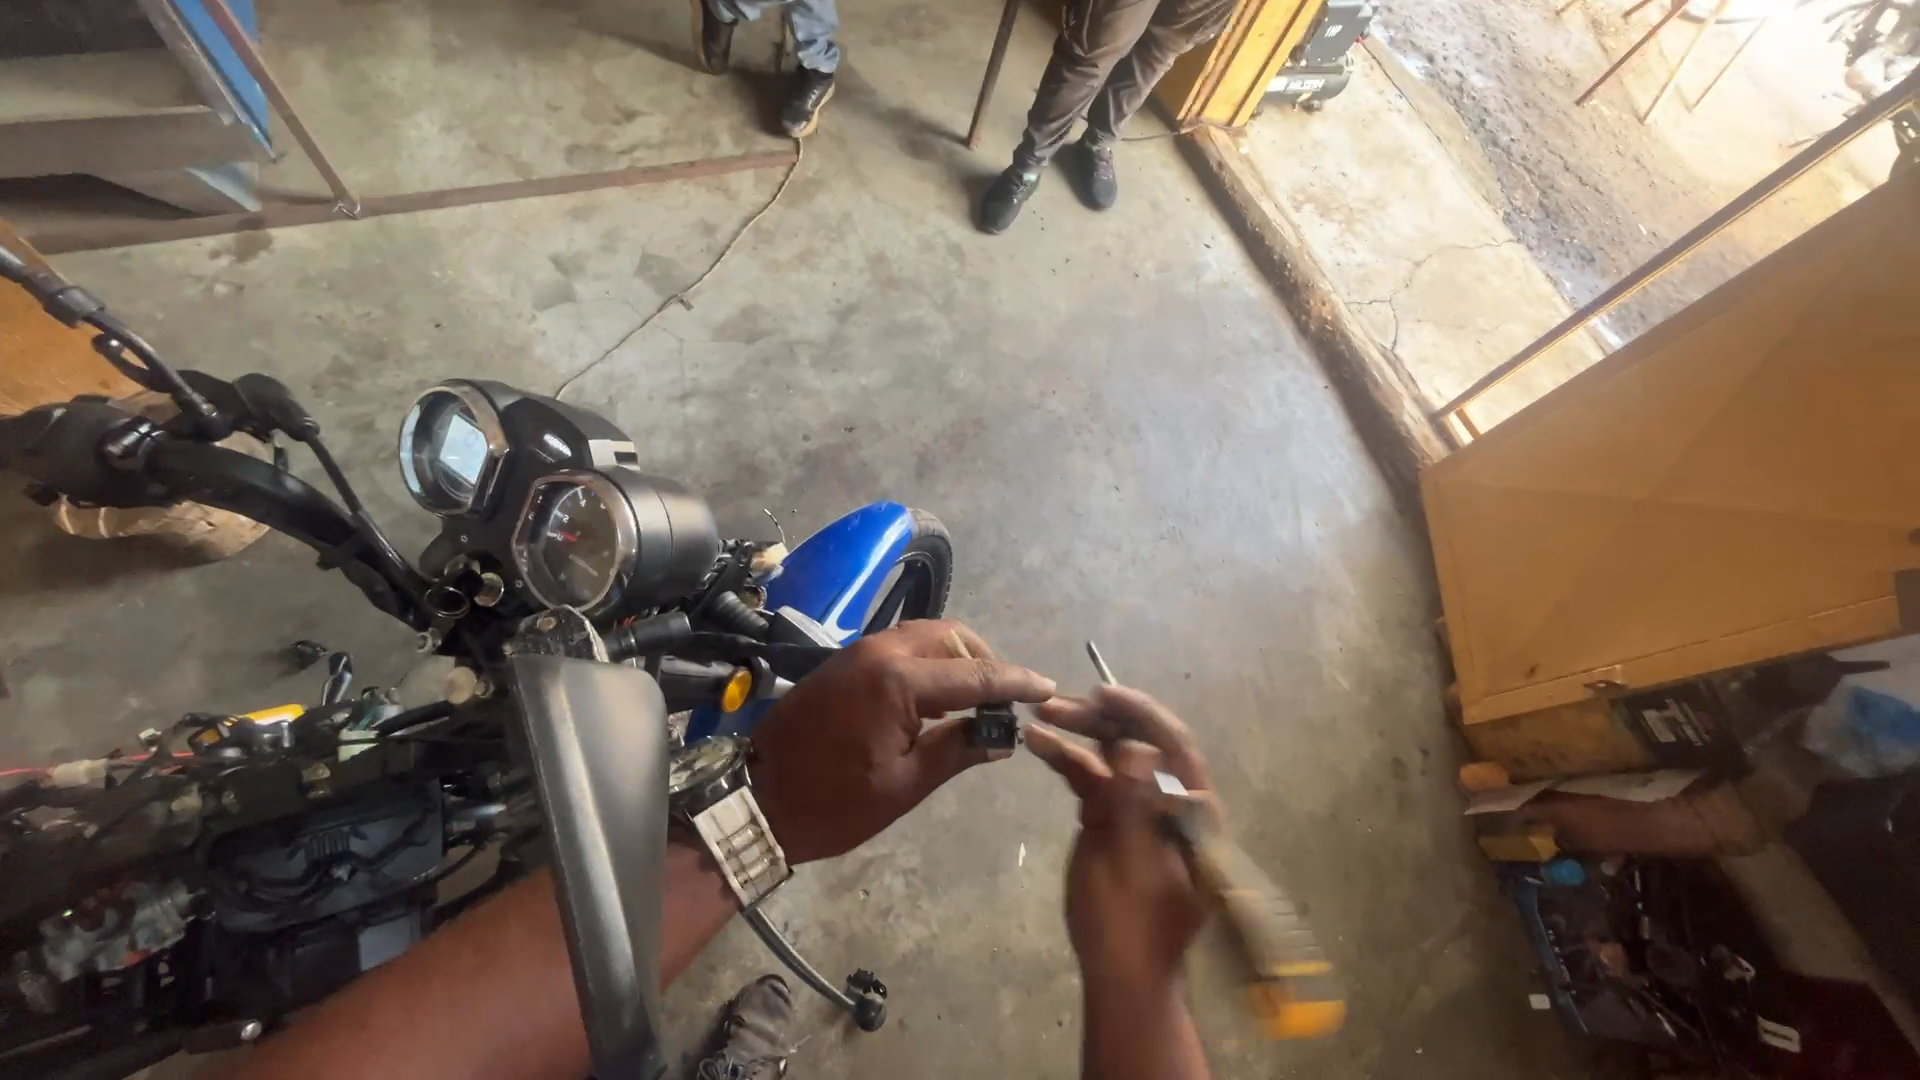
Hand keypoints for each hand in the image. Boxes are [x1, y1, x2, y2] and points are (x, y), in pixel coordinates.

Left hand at [750, 620, 1054, 864]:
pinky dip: (929, 659)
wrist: (757, 800)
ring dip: (957, 657)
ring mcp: (857, 652)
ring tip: (977, 695)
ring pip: (925, 635)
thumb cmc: (832, 803)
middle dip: (985, 660)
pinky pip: (900, 645)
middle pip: (951, 637)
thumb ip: (957, 749)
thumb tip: (1001, 734)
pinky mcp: (844, 661)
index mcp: (897, 681)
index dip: (1015, 681)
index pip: (975, 673)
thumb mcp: (903, 785)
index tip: (1046, 687)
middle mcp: (879, 652)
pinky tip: (938, 692)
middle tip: (1005, 698)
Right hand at [1026, 686, 1211, 989]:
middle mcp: (1168, 797)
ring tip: (1042, 712)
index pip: (1176, 747)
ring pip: (1111, 752)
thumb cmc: (1135, 929)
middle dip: (1101, 717)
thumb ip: (1134, 805)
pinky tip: (1037, 743)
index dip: (1143, 714)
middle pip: (1139, 741)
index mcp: (1193, 810)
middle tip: (1059, 703)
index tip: (1105, 692)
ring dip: (1078, 730)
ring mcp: (1138, 804)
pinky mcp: (1111, 814)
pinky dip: (1066, 757)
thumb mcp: (1134, 866)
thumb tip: (1133, 748)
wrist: (1120, 974)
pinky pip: (1090, 775)